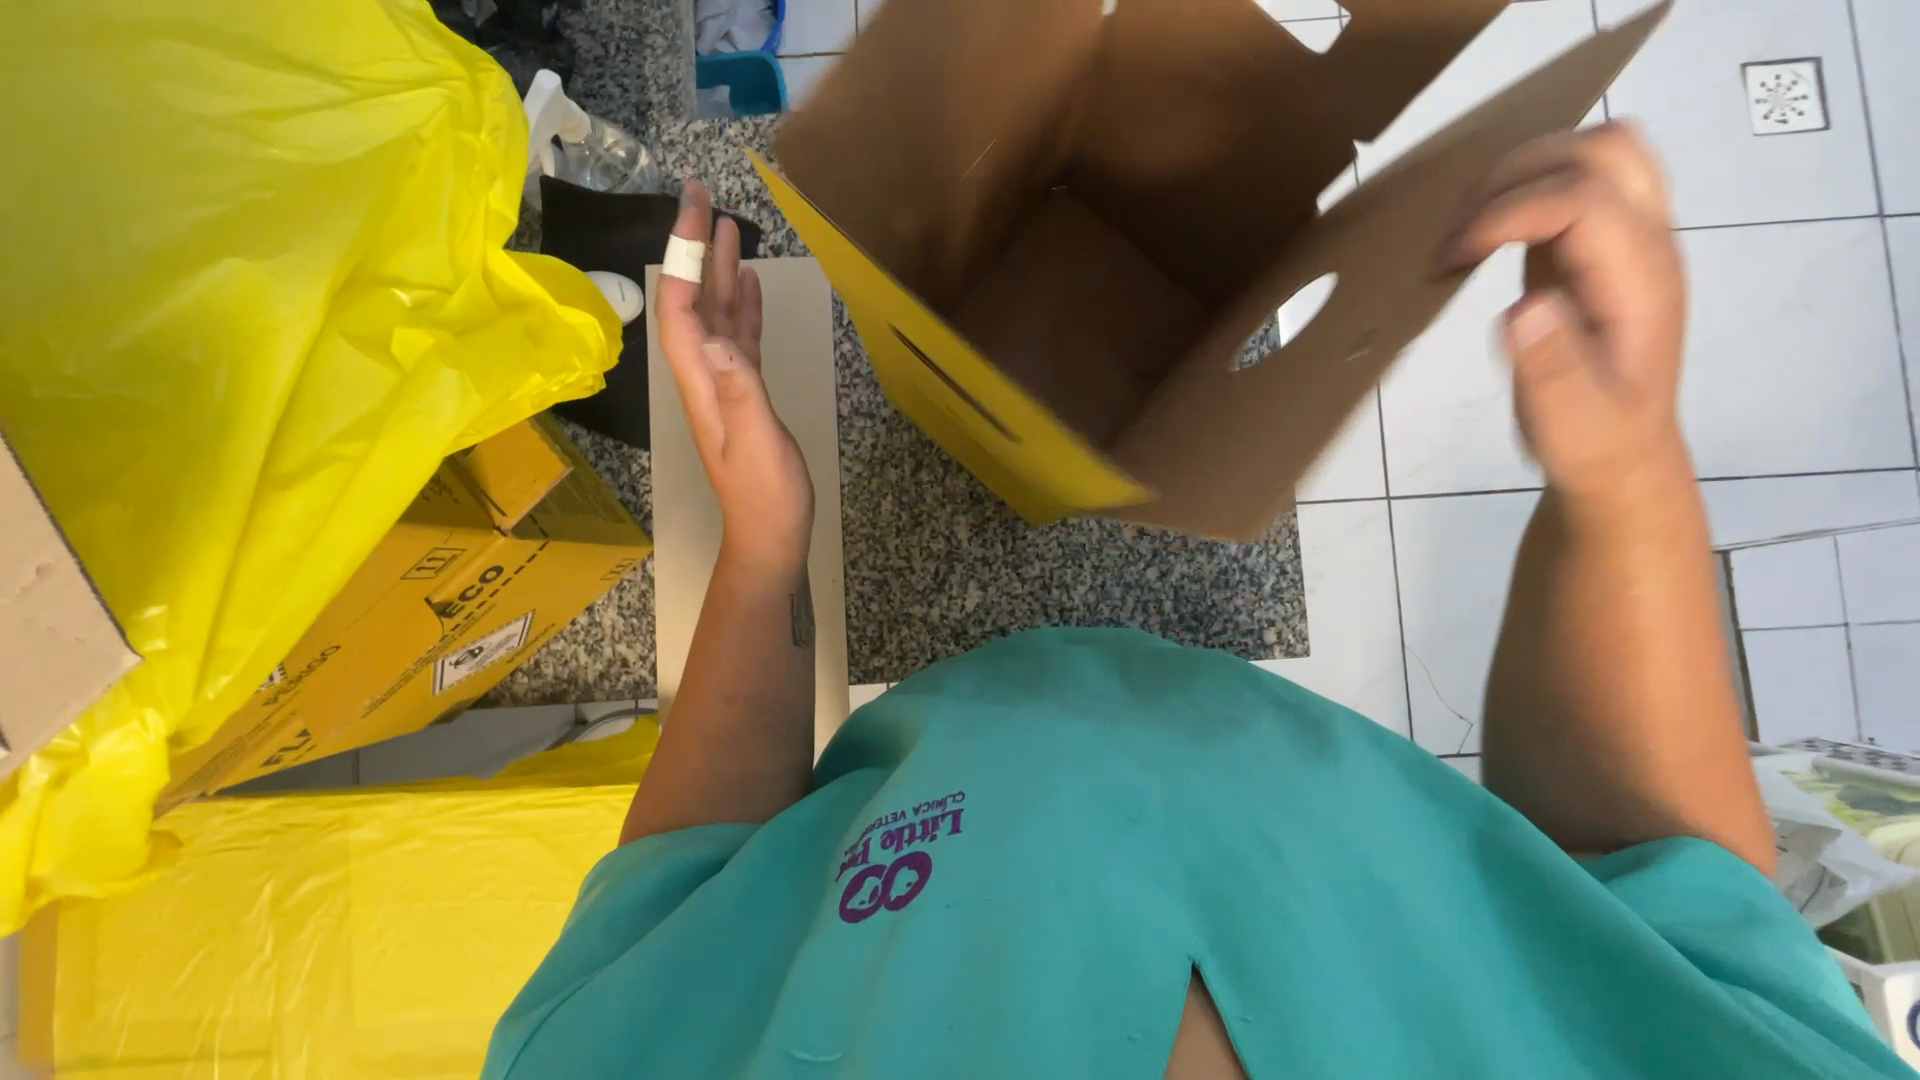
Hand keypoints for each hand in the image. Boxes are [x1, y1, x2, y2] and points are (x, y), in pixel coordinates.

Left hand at [656, 180, 813, 573]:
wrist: (770, 536)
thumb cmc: (767, 496)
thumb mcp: (758, 442)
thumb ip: (740, 389)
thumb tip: (716, 336)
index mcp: (700, 382)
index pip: (680, 306)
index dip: (682, 254)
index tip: (692, 208)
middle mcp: (705, 376)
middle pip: (692, 302)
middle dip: (694, 249)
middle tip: (705, 197)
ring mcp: (726, 385)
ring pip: (717, 317)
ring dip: (719, 272)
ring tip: (730, 228)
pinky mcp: (746, 395)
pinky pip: (740, 340)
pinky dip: (743, 309)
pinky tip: (751, 285)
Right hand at [1443, 122, 1690, 506]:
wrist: (1623, 454)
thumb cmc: (1593, 440)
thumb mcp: (1570, 421)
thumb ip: (1552, 366)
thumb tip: (1522, 308)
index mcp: (1641, 280)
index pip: (1583, 199)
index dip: (1507, 213)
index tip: (1449, 259)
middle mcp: (1647, 243)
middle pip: (1603, 149)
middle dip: (1516, 173)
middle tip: (1455, 230)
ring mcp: (1627, 239)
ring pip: (1594, 151)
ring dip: (1520, 172)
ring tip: (1464, 228)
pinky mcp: (1598, 248)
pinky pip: (1573, 183)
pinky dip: (1521, 192)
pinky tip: (1480, 239)